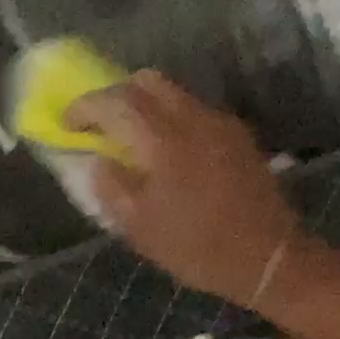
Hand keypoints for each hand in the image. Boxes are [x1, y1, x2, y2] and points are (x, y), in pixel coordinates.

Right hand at [66, 70, 301, 304]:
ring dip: (148, 105)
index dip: (84, 106)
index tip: (68, 124)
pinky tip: (172, 150)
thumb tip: (98, 159)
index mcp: (164, 139)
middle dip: (117, 94)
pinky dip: (176, 118)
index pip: (114, 101)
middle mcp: (194, 119)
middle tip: (101, 123)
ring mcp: (222, 124)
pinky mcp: (241, 136)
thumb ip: (111, 186)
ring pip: (176, 94)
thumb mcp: (140, 228)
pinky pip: (199, 111)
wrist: (271, 256)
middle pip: (148, 81)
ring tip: (135, 137)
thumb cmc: (200, 248)